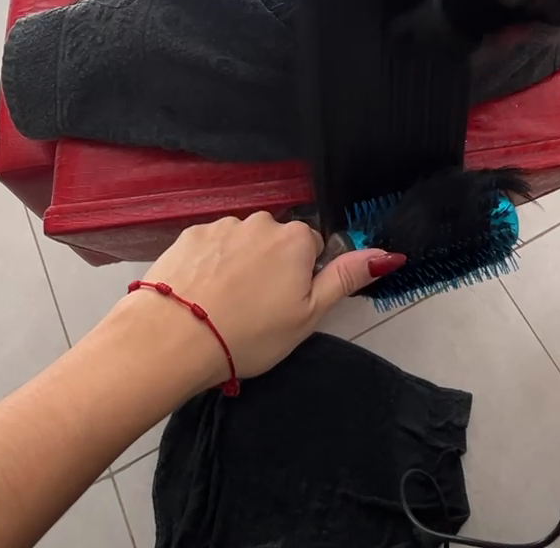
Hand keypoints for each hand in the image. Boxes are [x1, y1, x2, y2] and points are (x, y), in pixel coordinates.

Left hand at [115, 213, 400, 387]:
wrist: (172, 337)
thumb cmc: (249, 334)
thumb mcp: (308, 315)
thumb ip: (346, 278)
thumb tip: (387, 253)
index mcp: (295, 239)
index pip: (312, 248)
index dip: (302, 278)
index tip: (285, 305)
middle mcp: (260, 222)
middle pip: (276, 242)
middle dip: (271, 268)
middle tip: (255, 310)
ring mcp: (222, 225)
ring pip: (241, 244)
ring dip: (239, 266)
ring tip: (224, 307)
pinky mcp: (190, 235)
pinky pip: (210, 246)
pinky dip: (209, 266)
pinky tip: (200, 295)